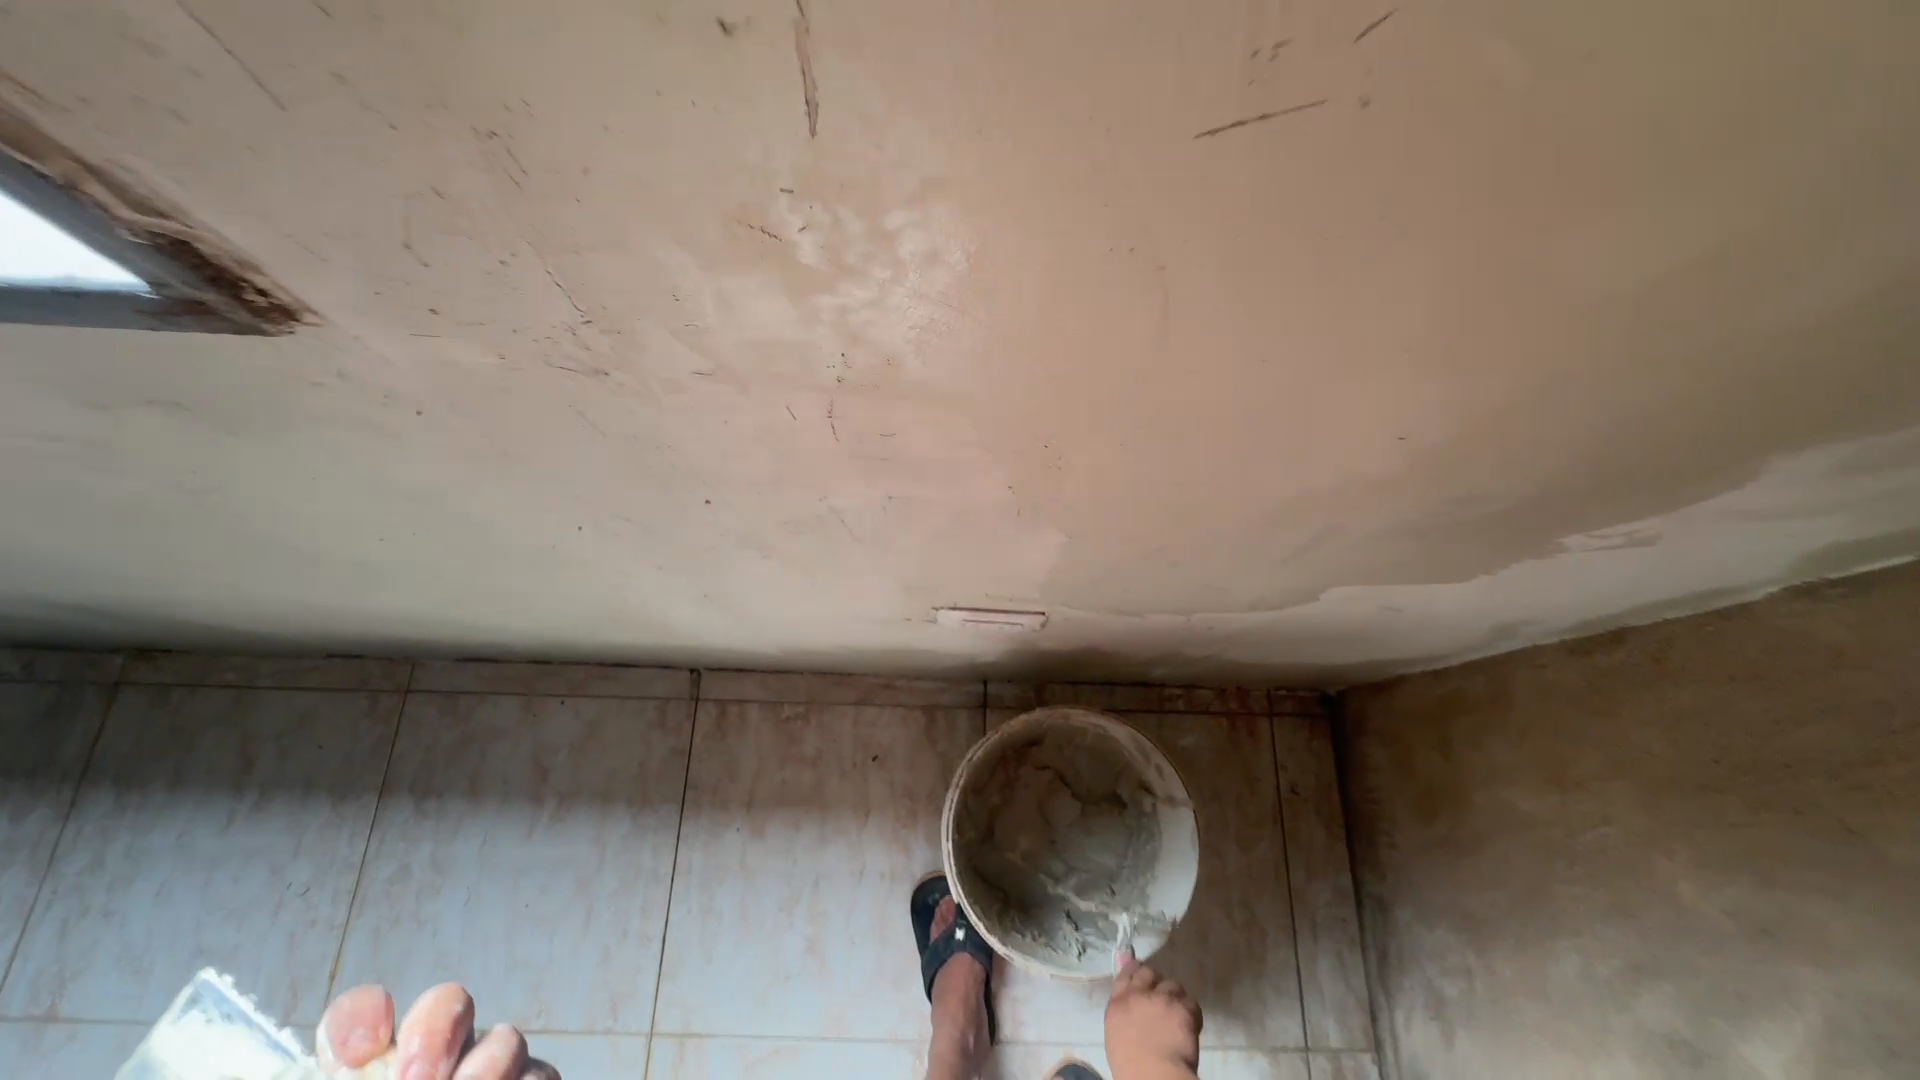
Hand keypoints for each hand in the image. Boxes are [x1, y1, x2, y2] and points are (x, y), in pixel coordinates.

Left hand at [319, 983, 558, 1079]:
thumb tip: (366, 1068)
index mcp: (371, 1070)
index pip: (357, 1017)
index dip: (359, 1019)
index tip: (361, 1053)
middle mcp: (434, 1060)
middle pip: (448, 1002)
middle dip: (438, 1029)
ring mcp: (488, 1072)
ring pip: (505, 1038)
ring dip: (488, 1067)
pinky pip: (541, 1075)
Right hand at [1104, 950, 1201, 1079]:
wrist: (1153, 1074)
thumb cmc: (1130, 1065)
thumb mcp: (1116, 1035)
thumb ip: (1123, 1015)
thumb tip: (1132, 1010)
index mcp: (1118, 1003)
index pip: (1125, 975)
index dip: (1133, 971)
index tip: (1137, 971)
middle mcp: (1140, 994)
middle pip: (1148, 972)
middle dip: (1154, 980)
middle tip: (1160, 994)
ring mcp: (1163, 998)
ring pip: (1172, 985)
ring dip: (1174, 996)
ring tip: (1176, 1012)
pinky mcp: (1184, 1007)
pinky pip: (1191, 1002)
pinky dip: (1191, 1011)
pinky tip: (1189, 1024)